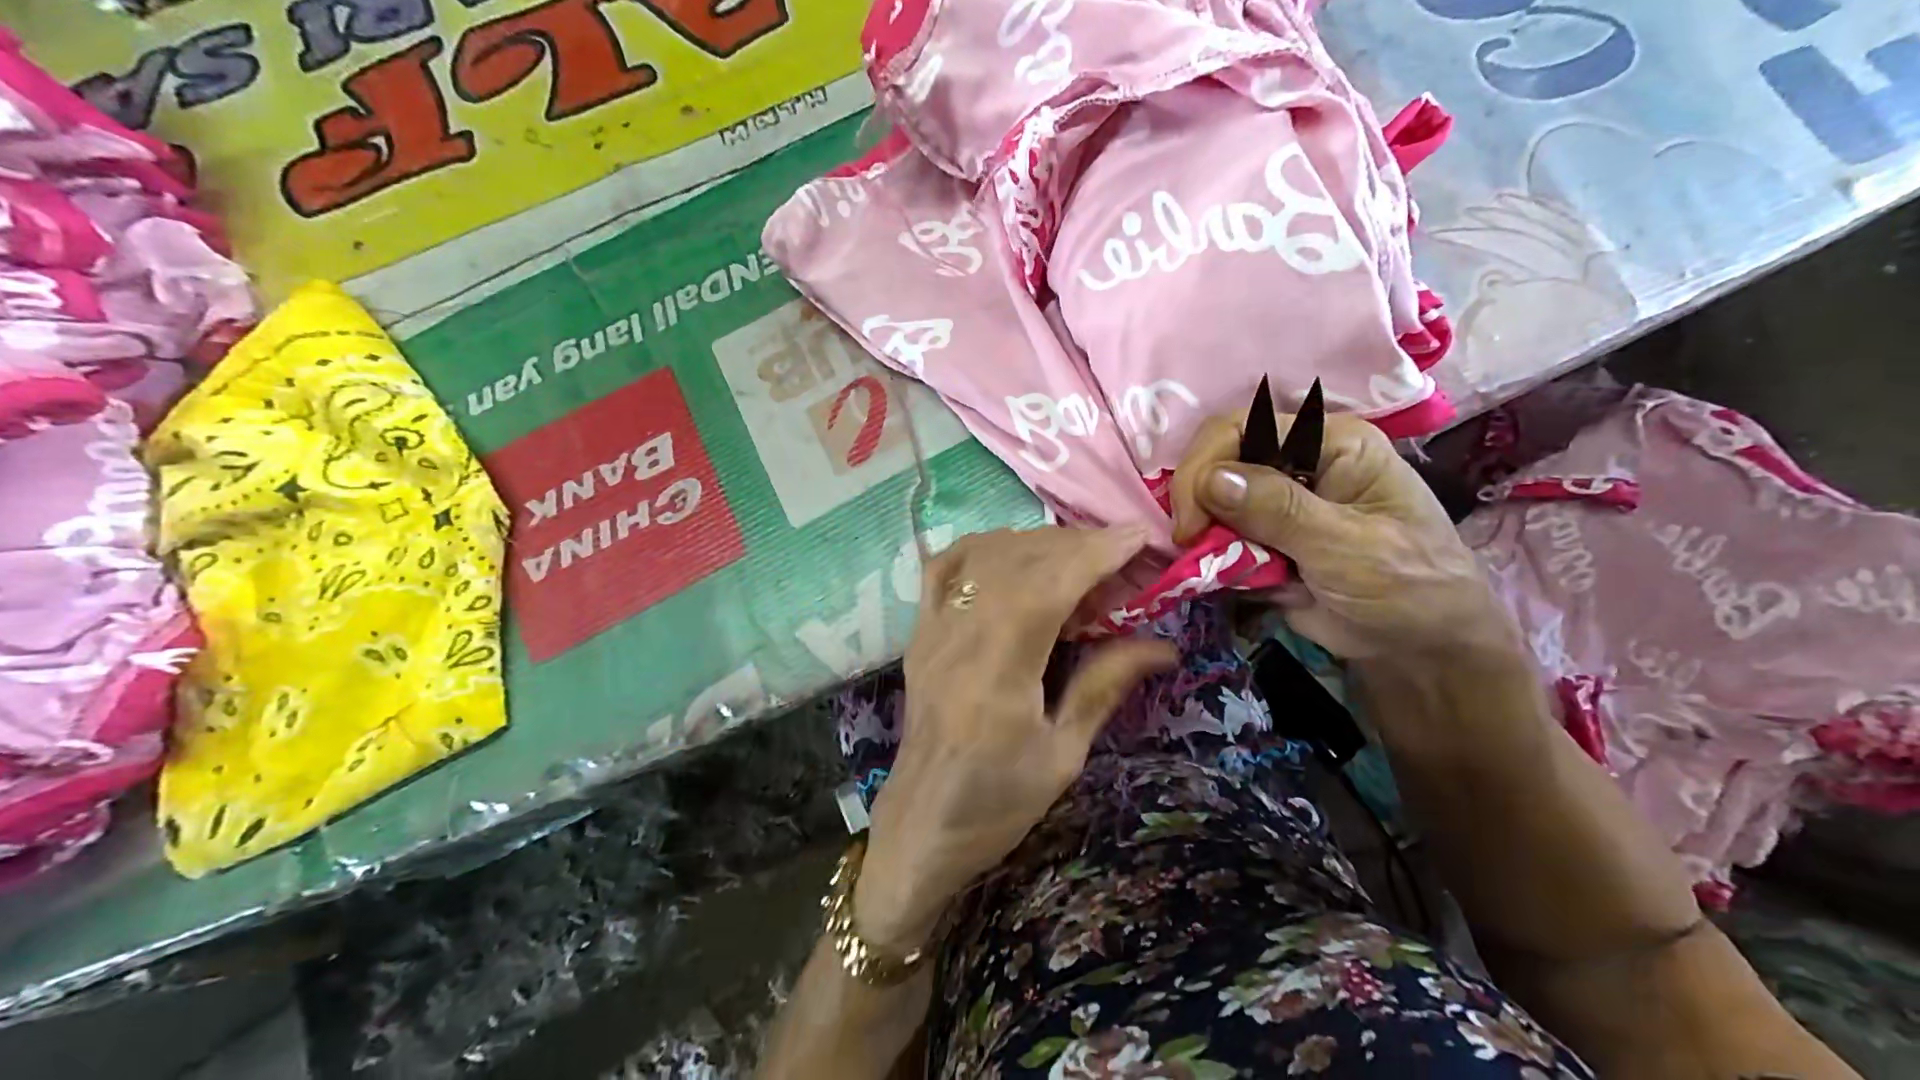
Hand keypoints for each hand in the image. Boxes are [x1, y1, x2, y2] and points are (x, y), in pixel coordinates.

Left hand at [854, 527, 1176, 952]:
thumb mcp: (1062, 755)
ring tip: (1079, 561)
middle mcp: (959, 635)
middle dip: (1079, 545)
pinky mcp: (919, 631)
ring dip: (1039, 544)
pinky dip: (986, 548)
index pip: (1048, 584)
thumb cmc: (996, 803)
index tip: (1139, 537)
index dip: (1097, 552)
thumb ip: (1104, 685)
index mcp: (998, 670)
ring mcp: (932, 628)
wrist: (921, 824)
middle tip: (1124, 560)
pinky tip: (1015, 555)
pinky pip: (946, 566)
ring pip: (985, 554)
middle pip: (1020, 559)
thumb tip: (1165, 645)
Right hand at [1168, 411, 1516, 663]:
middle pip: (1217, 460)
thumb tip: (1210, 479)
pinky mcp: (1261, 536)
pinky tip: (1218, 577)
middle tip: (1191, 547)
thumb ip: (1279, 510)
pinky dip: (1209, 556)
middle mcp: (1297, 461)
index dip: (1205, 467)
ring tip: (1208, 569)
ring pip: (1210, 501)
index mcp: (1329, 442)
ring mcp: (1276, 501)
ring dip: (1203, 534)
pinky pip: (1216, 535)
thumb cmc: (1407, 586)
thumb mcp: (1347, 547)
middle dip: (1198, 503)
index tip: (1191, 524)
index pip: (1242, 428)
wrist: (1419, 647)